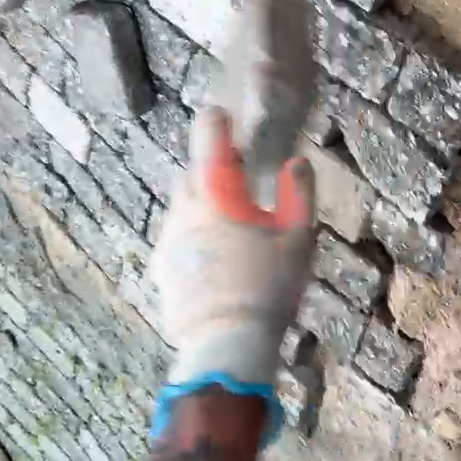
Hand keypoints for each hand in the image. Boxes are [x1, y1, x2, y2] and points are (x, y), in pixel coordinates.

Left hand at [151, 107, 316, 385]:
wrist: (227, 345)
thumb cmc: (269, 285)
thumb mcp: (298, 236)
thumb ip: (299, 192)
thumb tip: (296, 159)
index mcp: (217, 194)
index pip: (208, 138)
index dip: (215, 121)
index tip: (224, 115)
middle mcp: (184, 210)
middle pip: (190, 172)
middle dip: (210, 168)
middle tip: (238, 180)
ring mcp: (168, 240)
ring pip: (181, 206)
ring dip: (201, 203)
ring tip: (231, 226)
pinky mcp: (162, 270)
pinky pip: (175, 238)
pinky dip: (192, 235)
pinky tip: (216, 257)